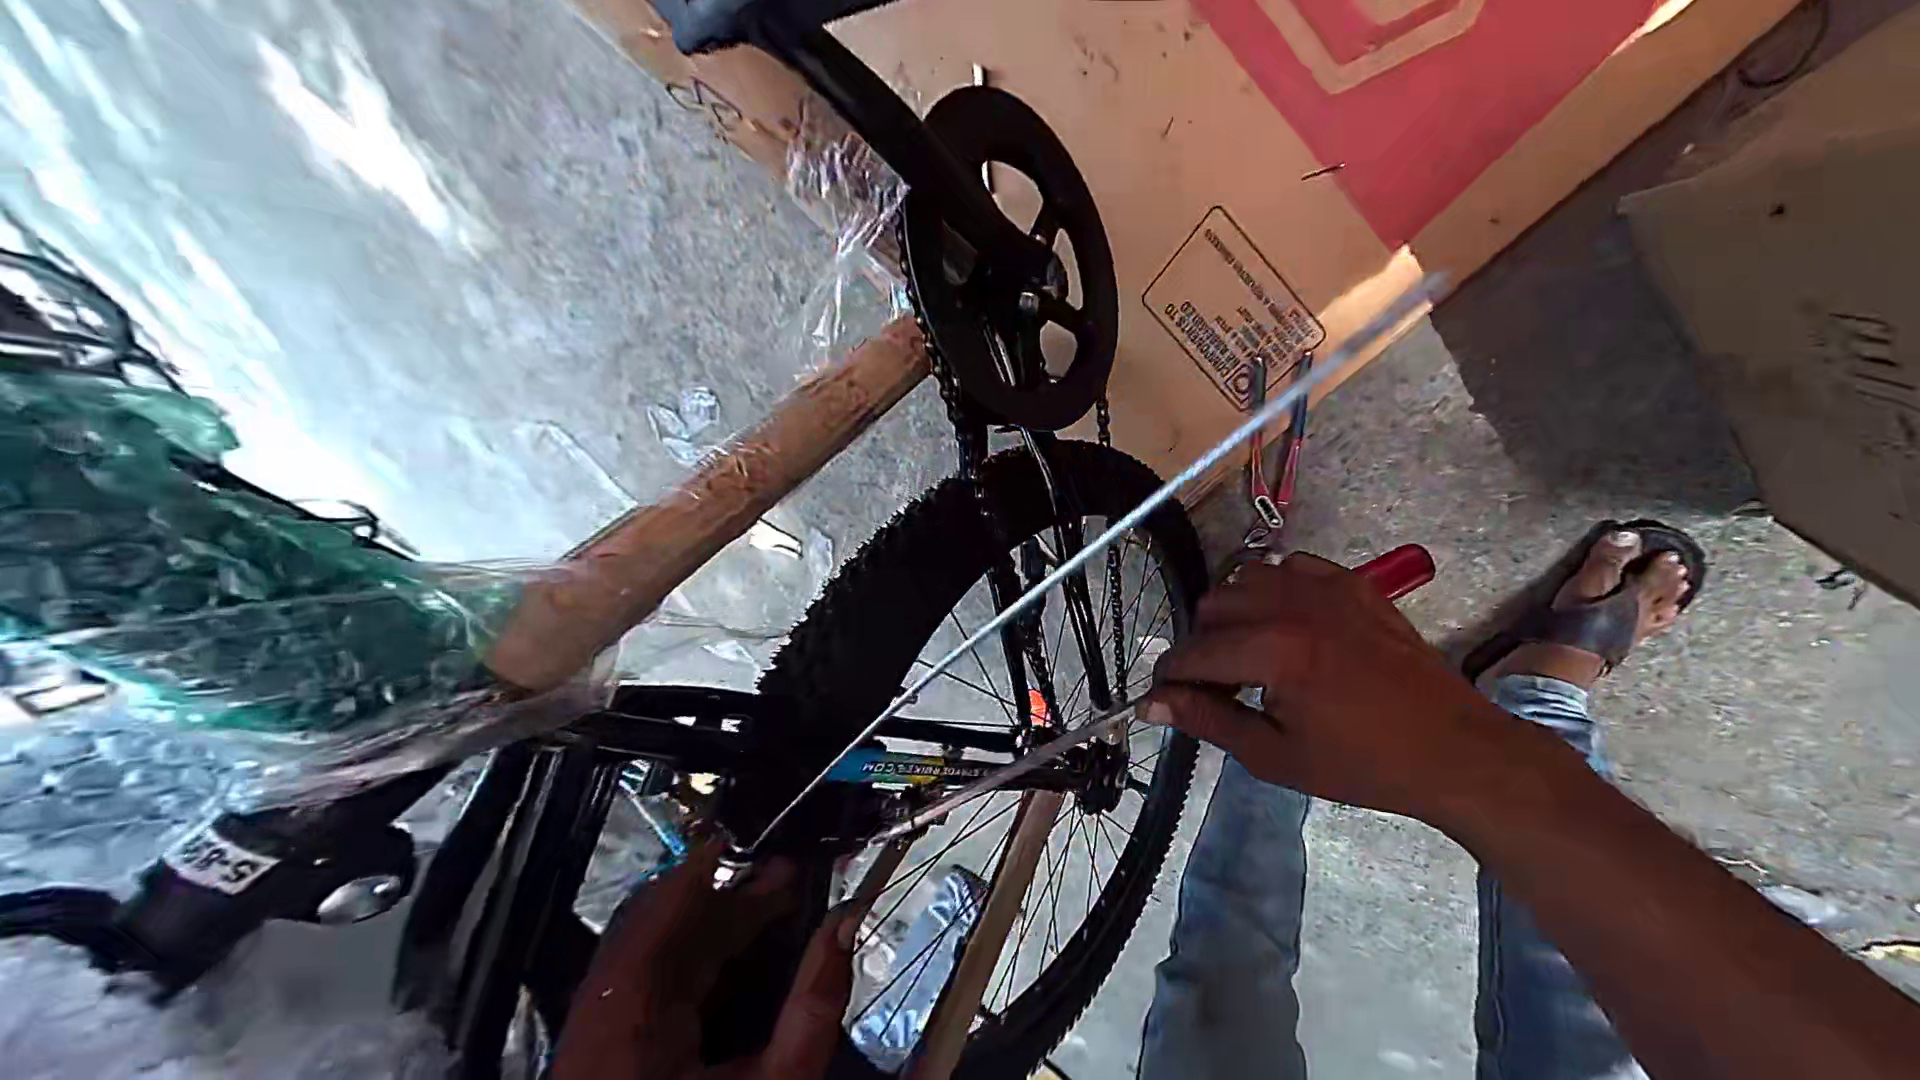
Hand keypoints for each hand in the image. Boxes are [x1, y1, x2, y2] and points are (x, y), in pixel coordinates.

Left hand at [552, 842, 855, 1079]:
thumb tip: (847, 923)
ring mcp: (604, 1028)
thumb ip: (816, 1004)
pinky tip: (746, 941)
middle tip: (794, 875)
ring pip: (663, 943)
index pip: (662, 910)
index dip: (708, 863)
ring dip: (722, 917)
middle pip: (666, 921)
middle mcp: (604, 1013)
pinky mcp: (615, 1041)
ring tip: (780, 900)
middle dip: (733, 893)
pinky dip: (706, 949)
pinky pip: (661, 972)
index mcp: (627, 1020)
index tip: (761, 835)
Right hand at [1142, 552, 1541, 823]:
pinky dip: (1271, 589)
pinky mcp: (1349, 582)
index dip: (1169, 679)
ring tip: (1250, 654)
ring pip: (1242, 581)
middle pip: (1209, 609)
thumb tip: (1151, 703)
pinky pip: (1285, 566)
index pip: (1191, 654)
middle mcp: (1291, 606)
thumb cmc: (1362, 763)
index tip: (1167, 699)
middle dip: (1201, 648)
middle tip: (1219, 686)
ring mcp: (1323, 587)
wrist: (1455, 750)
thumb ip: (1207, 720)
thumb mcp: (1274, 755)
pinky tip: (1285, 623)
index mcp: (1273, 652)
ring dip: (1232, 615)